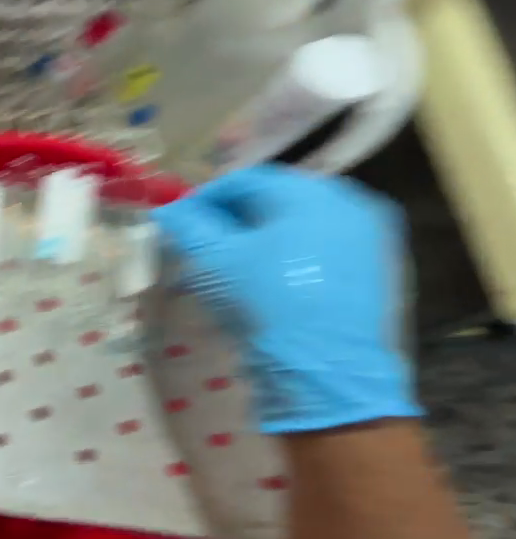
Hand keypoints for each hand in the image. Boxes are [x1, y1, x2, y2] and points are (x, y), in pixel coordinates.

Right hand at [153, 164, 418, 433]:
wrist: (324, 361)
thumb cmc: (266, 300)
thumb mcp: (216, 261)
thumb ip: (189, 227)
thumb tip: (166, 210)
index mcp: (312, 195)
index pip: (249, 178)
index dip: (206, 195)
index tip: (179, 220)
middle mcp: (350, 203)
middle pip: (277, 197)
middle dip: (233, 215)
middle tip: (199, 241)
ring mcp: (368, 234)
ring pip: (299, 221)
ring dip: (258, 233)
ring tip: (228, 262)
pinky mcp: (371, 264)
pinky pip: (320, 243)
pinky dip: (286, 251)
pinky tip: (264, 279)